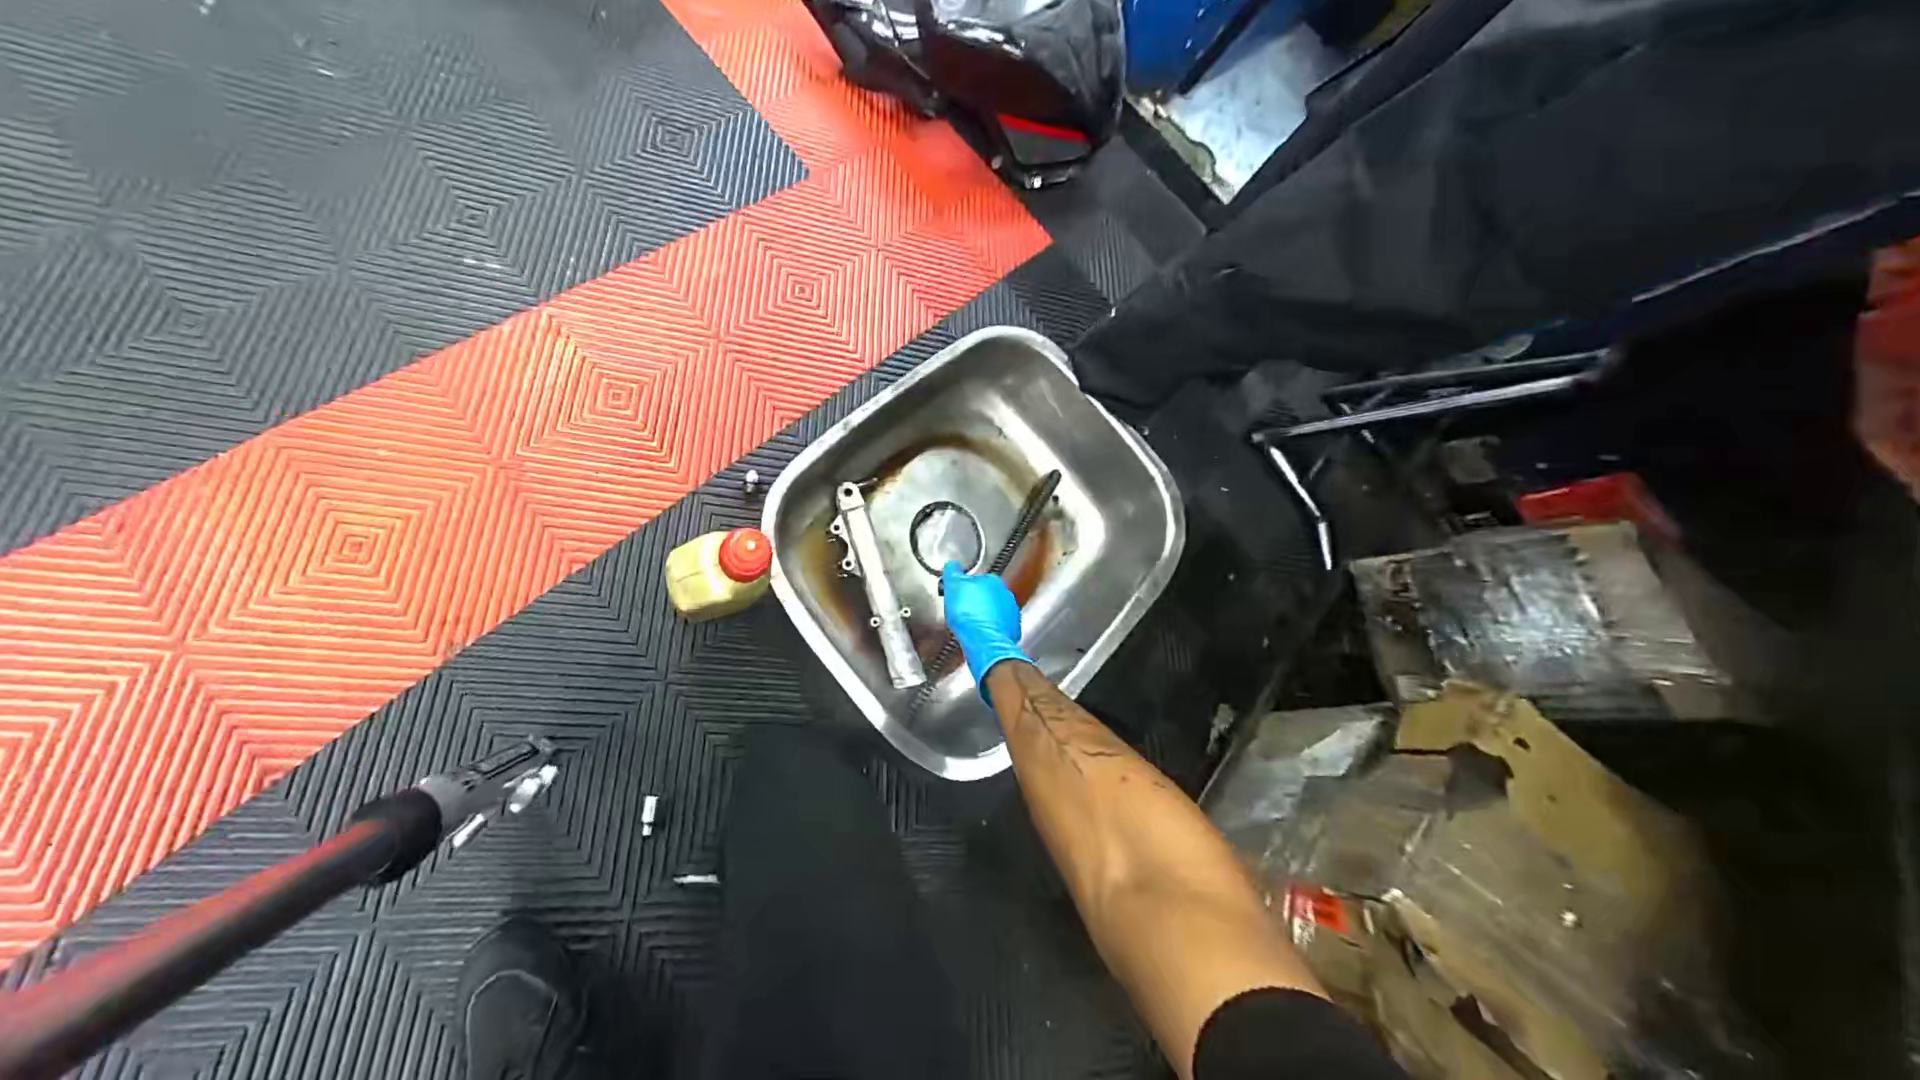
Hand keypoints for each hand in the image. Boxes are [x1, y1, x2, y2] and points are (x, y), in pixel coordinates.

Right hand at [940, 561, 1031, 698]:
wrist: (984, 642)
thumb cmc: (969, 616)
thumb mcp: (952, 588)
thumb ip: (953, 573)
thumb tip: (952, 566)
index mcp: (992, 581)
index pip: (979, 578)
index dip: (966, 587)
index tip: (959, 594)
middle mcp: (1005, 595)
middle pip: (988, 595)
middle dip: (977, 601)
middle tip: (963, 610)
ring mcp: (1011, 613)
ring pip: (996, 611)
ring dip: (985, 616)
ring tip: (970, 624)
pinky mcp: (1013, 630)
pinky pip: (1000, 627)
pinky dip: (991, 629)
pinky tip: (980, 634)